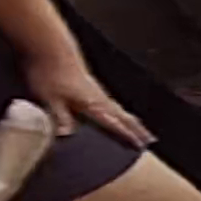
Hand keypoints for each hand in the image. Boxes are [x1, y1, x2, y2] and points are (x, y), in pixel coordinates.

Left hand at [23, 52, 153, 147]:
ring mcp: (101, 95)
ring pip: (123, 112)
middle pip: (126, 119)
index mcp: (93, 105)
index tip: (140, 146)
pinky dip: (124, 114)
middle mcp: (102, 101)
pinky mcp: (96, 91)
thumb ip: (60, 116)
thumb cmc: (49, 75)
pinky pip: (116, 106)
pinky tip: (122, 115)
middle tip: (151, 140)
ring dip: (135, 123)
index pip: (115, 124)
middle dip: (139, 130)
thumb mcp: (49, 98)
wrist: (54, 54)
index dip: (127, 135)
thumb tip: (66, 134)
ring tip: (143, 130)